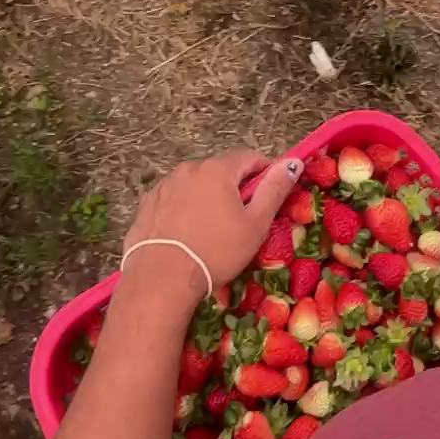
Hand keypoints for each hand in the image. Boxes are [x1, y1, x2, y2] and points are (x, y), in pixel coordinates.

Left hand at [121, 149, 300, 303]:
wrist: (161, 281)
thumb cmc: (216, 252)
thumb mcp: (255, 224)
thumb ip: (275, 189)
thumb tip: (293, 162)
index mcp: (218, 169)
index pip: (250, 157)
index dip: (265, 173)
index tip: (269, 196)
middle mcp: (189, 169)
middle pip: (221, 170)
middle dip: (235, 188)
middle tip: (241, 220)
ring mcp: (164, 186)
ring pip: (196, 185)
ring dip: (208, 198)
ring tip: (211, 232)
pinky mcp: (147, 204)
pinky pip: (175, 199)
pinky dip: (185, 210)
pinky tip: (187, 236)